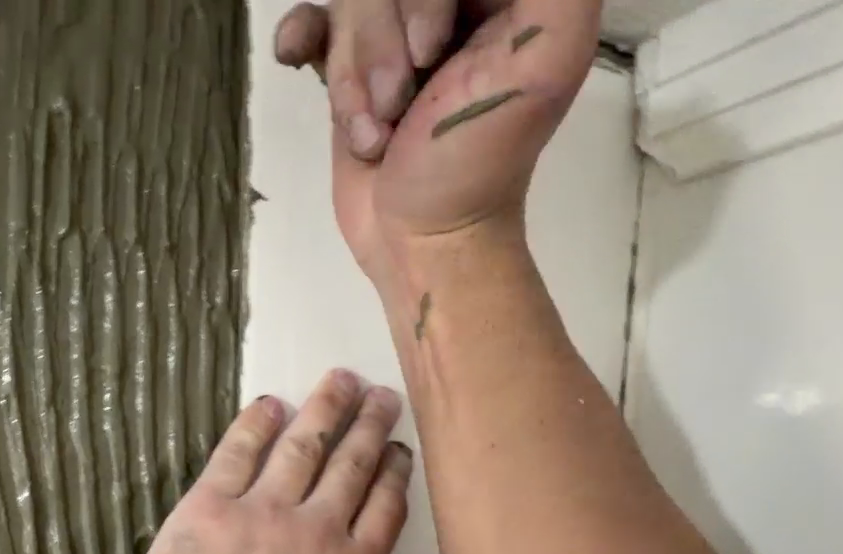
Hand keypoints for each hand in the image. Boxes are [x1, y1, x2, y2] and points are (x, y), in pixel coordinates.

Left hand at [121, 370, 411, 553]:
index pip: (384, 510)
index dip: (393, 474)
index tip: (398, 451)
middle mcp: (317, 533)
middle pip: (352, 465)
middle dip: (370, 426)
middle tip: (382, 396)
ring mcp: (263, 513)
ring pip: (303, 446)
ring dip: (325, 409)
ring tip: (339, 380)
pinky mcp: (209, 507)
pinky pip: (237, 453)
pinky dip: (254, 425)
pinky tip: (267, 405)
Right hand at [273, 0, 601, 287]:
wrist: (419, 241)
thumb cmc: (477, 161)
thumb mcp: (548, 53)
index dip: (423, 1)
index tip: (429, 51)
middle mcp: (450, 5)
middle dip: (378, 47)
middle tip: (399, 106)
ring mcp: (394, 36)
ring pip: (347, 6)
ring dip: (350, 76)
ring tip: (374, 131)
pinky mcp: (351, 71)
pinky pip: (314, 23)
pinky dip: (299, 35)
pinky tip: (293, 54)